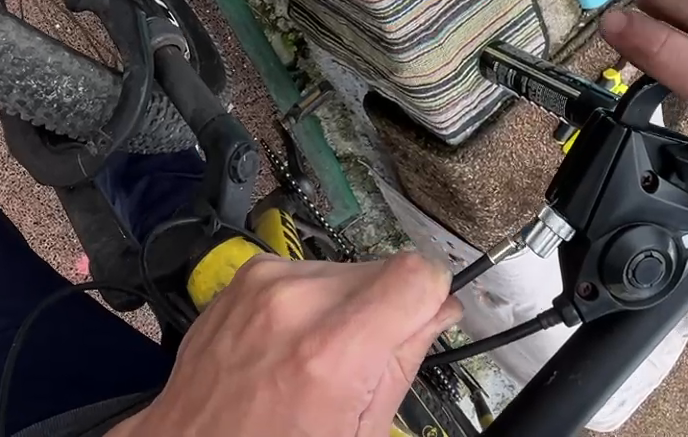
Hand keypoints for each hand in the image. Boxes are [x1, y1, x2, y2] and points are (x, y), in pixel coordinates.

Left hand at [110, 253, 460, 436]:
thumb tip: (439, 309)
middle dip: (388, 307)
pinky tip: (294, 340)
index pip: (415, 274)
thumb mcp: (358, 434)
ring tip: (321, 356)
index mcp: (330, 351)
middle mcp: (296, 300)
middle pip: (383, 268)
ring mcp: (265, 279)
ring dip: (349, 303)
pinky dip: (314, 298)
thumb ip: (403, 363)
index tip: (427, 318)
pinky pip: (309, 269)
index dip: (432, 296)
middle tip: (364, 361)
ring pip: (346, 267)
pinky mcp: (248, 272)